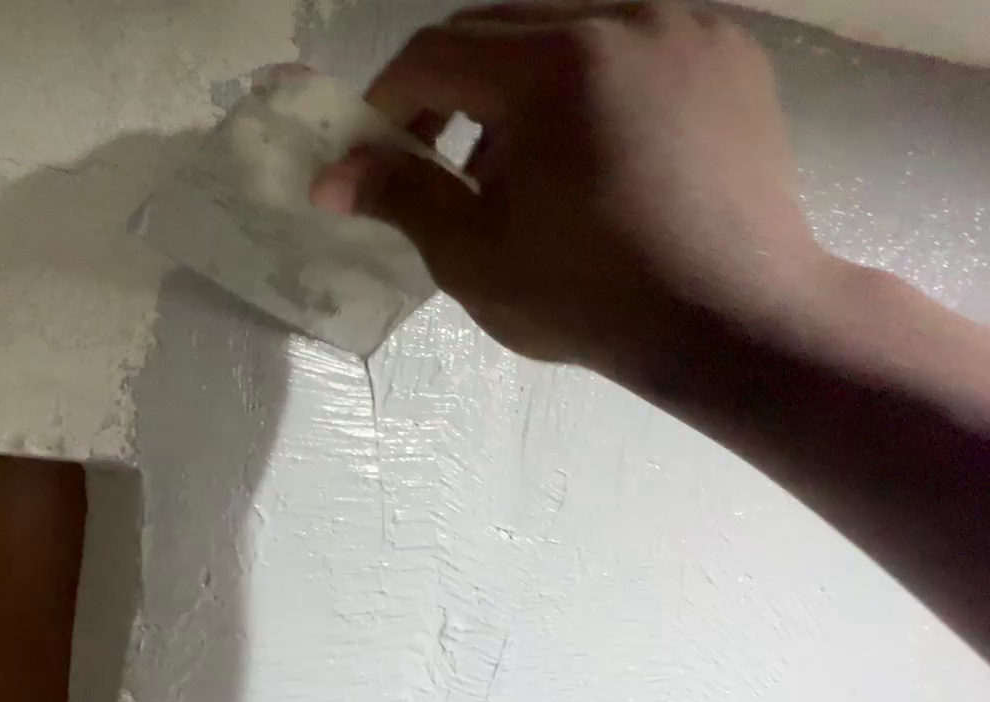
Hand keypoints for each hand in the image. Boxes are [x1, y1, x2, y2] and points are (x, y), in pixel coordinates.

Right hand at [311, 1, 830, 374]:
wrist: (728, 317)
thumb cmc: (581, 292)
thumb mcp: (467, 251)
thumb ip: (397, 194)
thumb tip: (328, 178)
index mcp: (555, 65)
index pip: (434, 51)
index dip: (384, 102)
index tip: (369, 157)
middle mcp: (626, 18)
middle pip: (494, 26)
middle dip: (440, 89)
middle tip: (423, 158)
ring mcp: (688, 28)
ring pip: (560, 28)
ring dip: (504, 85)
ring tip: (501, 164)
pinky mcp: (726, 55)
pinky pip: (624, 43)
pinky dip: (574, 83)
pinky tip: (571, 152)